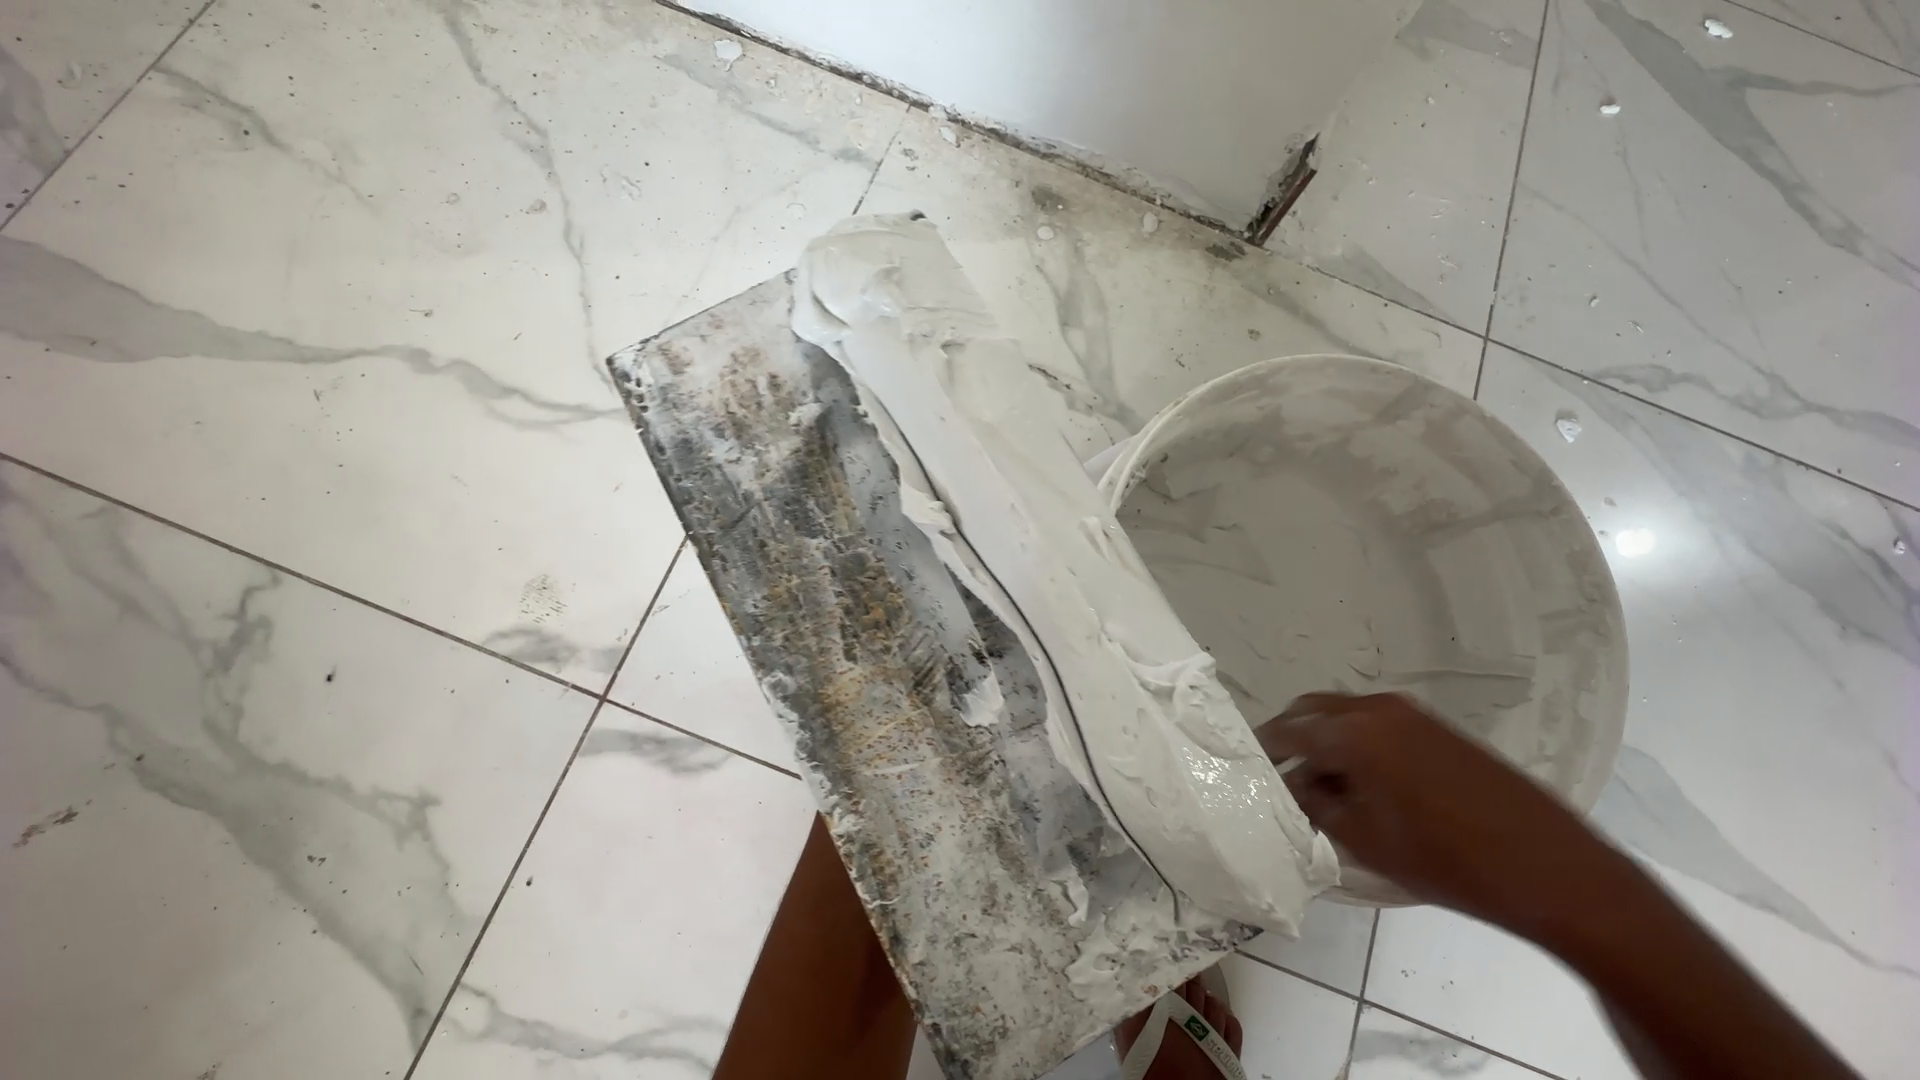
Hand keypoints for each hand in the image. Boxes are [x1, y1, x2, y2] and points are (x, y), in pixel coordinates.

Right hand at [1256, 692, 1626, 936]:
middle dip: (1292, 736)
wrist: (1552, 868)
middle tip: (1280, 772)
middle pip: (1315, 711)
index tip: (1250, 769)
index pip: (1287, 730)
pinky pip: (1379, 725)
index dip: (1264, 750)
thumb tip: (1296, 785)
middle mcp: (1378, 709)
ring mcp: (1414, 715)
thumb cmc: (1446, 860)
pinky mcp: (1440, 730)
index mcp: (1353, 732)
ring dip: (1327, 740)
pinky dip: (1358, 743)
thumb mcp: (1364, 841)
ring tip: (1322, 784)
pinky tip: (1364, 782)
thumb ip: (1316, 805)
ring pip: (1348, 716)